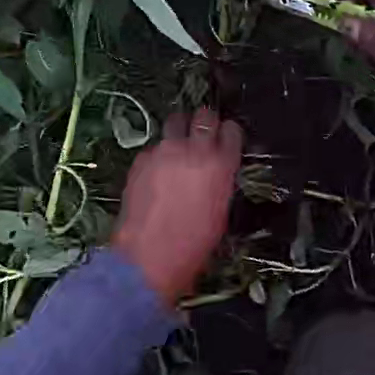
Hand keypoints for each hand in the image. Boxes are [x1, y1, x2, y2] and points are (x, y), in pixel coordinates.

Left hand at [111, 107, 242, 304]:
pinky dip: (158, 153)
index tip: (227, 135)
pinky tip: (156, 170)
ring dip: (179, 129)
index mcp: (221, 166)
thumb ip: (218, 183)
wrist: (148, 256)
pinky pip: (154, 146)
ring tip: (178, 142)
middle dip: (205, 121)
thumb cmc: (192, 246)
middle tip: (203, 130)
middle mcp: (194, 151)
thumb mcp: (219, 213)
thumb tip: (214, 173)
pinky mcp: (142, 158)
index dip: (229, 132)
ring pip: (175, 122)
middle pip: (204, 117)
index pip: (232, 131)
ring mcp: (165, 151)